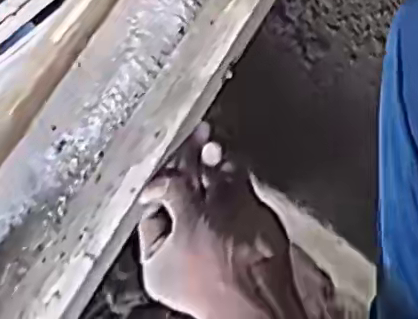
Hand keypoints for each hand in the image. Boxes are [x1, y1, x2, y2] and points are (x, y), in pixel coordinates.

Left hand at [137, 126, 304, 318]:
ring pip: (209, 183)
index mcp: (160, 255)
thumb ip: (173, 192)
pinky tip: (224, 152)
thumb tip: (157, 179)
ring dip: (209, 160)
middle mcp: (187, 238)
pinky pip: (232, 183)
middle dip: (190, 163)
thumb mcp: (186, 224)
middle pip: (184, 190)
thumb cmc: (216, 267)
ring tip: (210, 142)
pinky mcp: (242, 214)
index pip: (156, 204)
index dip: (163, 175)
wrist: (261, 282)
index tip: (170, 148)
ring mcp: (215, 226)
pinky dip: (229, 166)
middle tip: (195, 136)